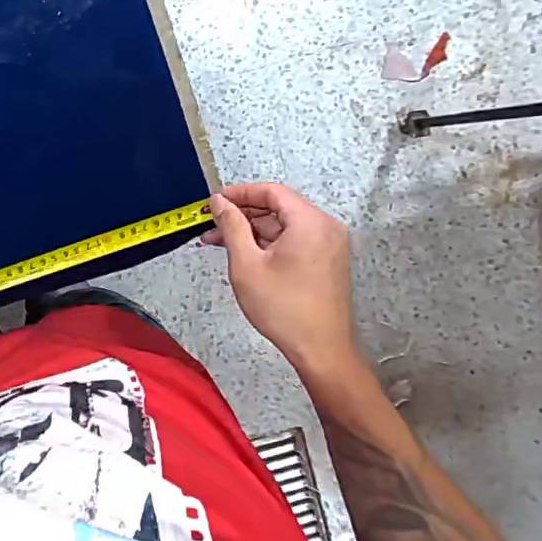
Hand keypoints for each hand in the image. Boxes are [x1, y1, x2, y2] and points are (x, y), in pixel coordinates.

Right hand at [205, 184, 362, 373]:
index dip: (240, 193)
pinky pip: (293, 240)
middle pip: (278, 207)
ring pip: (283, 226)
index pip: (271, 192)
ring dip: (252, 231)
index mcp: (309, 222)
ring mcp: (328, 245)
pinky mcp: (326, 260)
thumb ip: (231, 226)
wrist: (320, 348)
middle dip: (242, 214)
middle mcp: (324, 228)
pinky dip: (268, 244)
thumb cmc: (286, 310)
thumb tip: (220, 203)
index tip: (217, 200)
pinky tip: (245, 254)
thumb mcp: (246, 263)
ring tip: (221, 242)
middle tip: (213, 222)